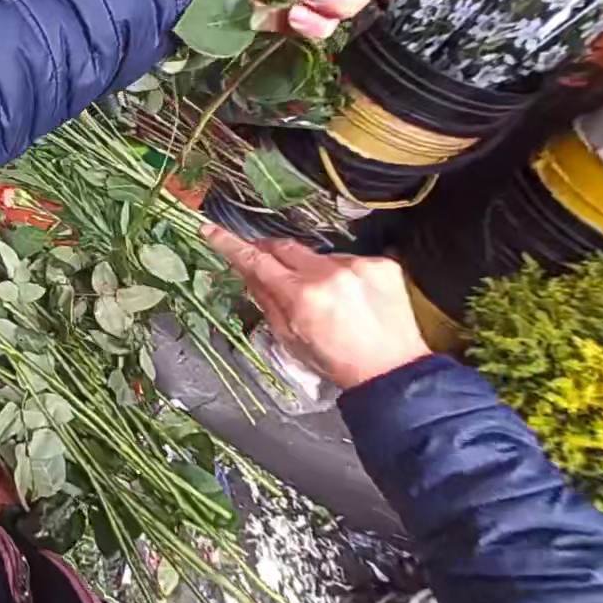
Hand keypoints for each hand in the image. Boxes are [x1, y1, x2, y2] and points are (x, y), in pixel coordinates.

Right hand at [201, 223, 431, 389]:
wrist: (392, 371)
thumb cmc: (337, 362)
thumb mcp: (290, 338)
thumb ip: (266, 300)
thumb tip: (247, 272)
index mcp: (302, 296)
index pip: (257, 261)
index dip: (230, 244)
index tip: (211, 230)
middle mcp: (329, 274)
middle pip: (285, 247)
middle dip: (271, 253)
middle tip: (264, 262)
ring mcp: (357, 266)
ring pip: (318, 256)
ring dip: (311, 269)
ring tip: (324, 299)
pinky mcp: (381, 264)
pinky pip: (348, 260)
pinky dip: (342, 274)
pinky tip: (350, 297)